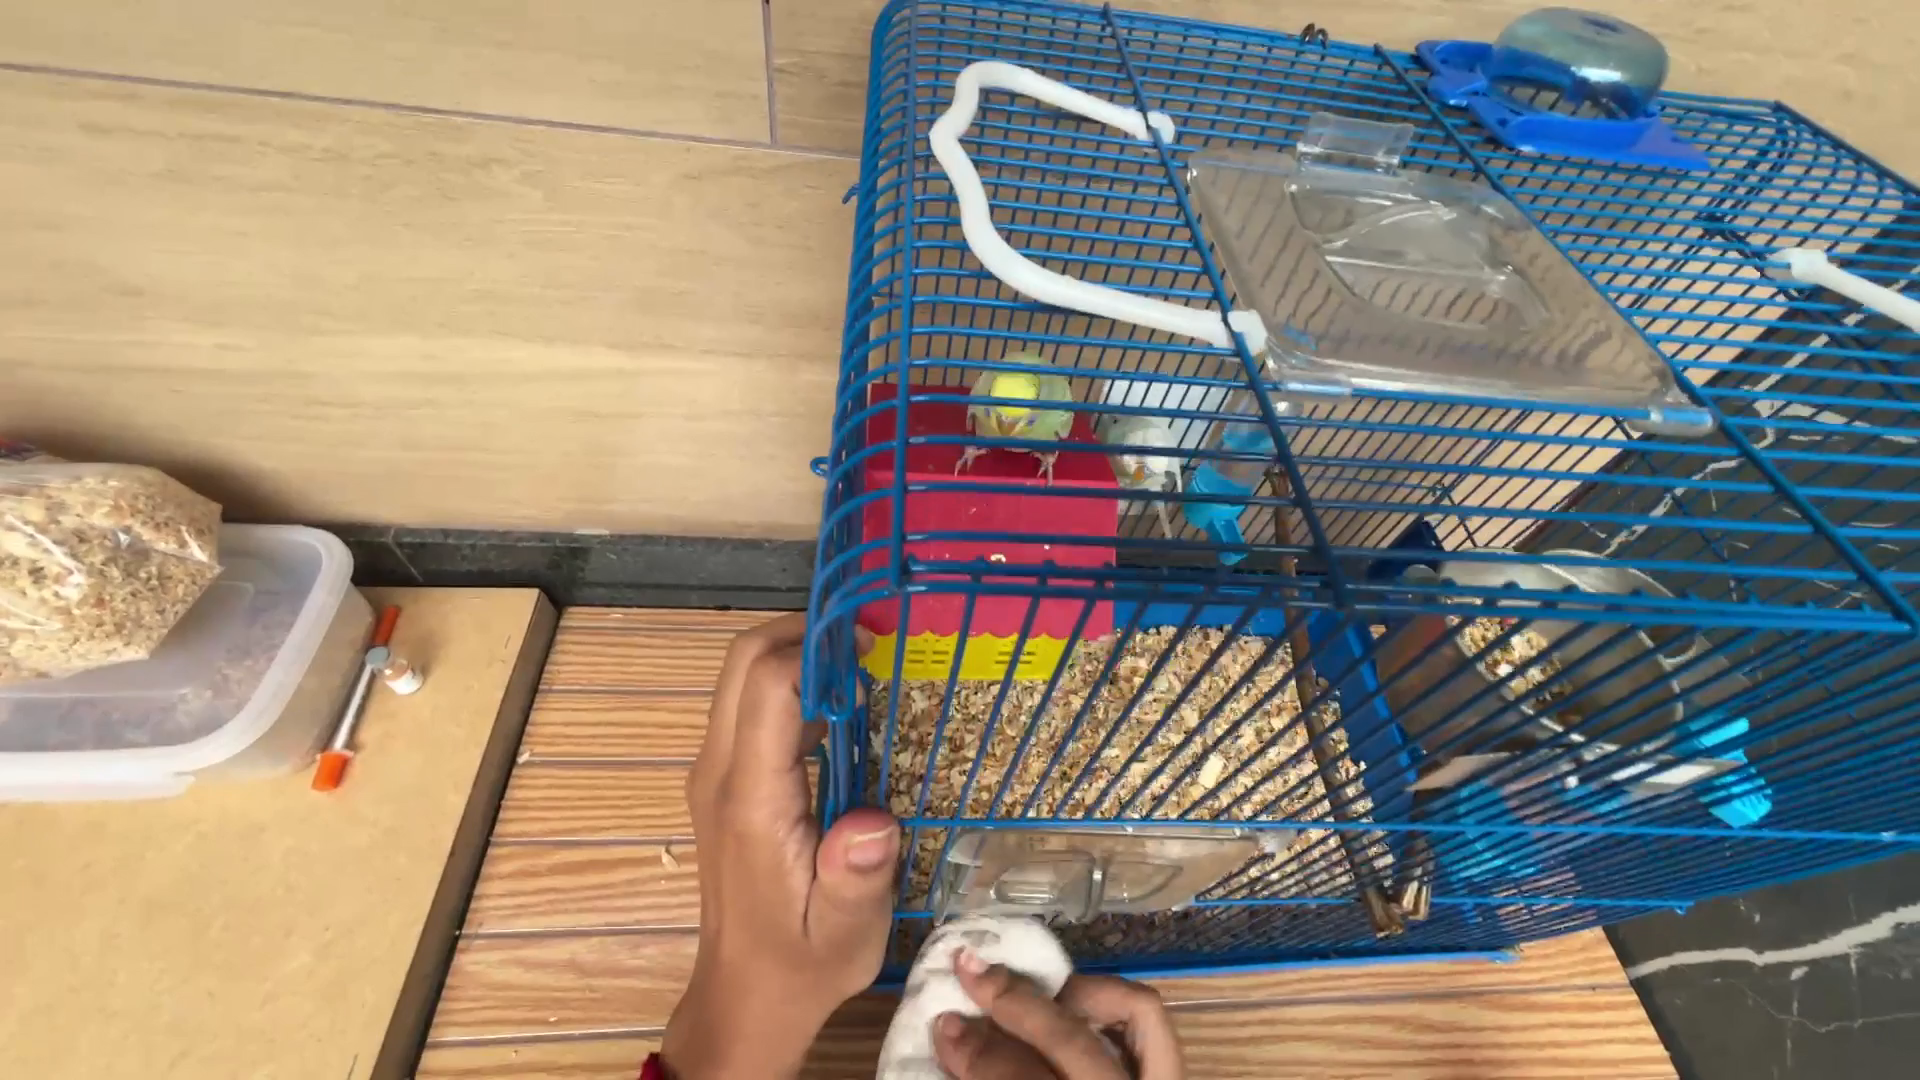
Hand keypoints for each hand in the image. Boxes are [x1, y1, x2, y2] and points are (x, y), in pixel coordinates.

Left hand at [662, 614, 901, 1077]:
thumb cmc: (802, 961)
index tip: (872, 648)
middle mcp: (720, 770)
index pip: (768, 685)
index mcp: (751, 798)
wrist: (745, 996)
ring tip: (860, 664)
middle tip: (866, 641)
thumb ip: (857, 875)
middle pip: (743, 661)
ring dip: (797, 652)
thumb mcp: (848, 932)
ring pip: (741, 674)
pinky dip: (791, 681)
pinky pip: (749, 703)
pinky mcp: (724, 778)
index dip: (817, 650)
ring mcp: (715, 771)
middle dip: (803, 632)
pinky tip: (838, 707)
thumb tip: (874, 819)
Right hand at [934, 961, 1184, 1078]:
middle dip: (1014, 1003)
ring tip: (1027, 988)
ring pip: (1135, 1016)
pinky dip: (1111, 1002)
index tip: (942, 1027)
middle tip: (968, 973)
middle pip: (1072, 1046)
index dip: (979, 1054)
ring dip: (1074, 992)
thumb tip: (958, 1049)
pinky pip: (1152, 1027)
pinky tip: (1072, 1003)